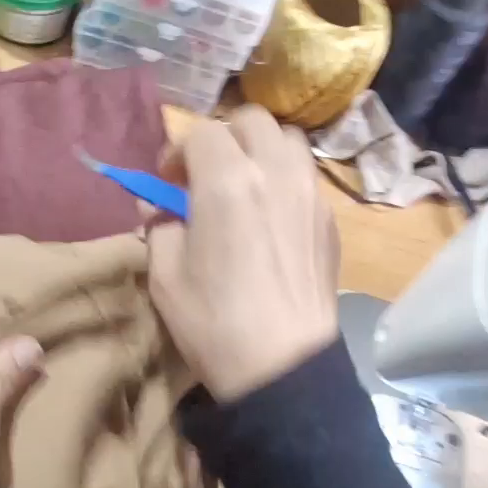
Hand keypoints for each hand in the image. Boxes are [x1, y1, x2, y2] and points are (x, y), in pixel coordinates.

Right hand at [147, 105, 340, 401]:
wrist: (281, 364)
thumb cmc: (213, 322)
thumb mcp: (164, 277)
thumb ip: (159, 227)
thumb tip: (159, 207)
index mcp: (227, 181)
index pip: (201, 133)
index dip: (177, 151)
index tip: (165, 181)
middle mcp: (274, 171)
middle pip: (251, 122)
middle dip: (222, 138)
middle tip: (204, 175)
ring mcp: (310, 193)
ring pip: (287, 141)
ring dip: (259, 152)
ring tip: (242, 188)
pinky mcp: (329, 219)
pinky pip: (305, 177)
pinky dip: (283, 180)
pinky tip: (269, 219)